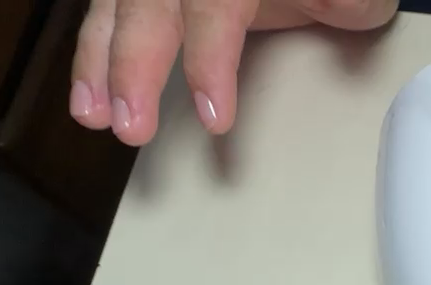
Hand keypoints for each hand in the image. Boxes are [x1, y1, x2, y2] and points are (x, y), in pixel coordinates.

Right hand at [69, 0, 396, 144]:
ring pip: (119, 8)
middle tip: (131, 126)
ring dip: (100, 63)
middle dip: (134, 67)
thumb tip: (333, 3)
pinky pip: (120, 15)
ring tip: (94, 116)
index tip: (213, 114)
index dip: (209, 58)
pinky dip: (103, 53)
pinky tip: (93, 93)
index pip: (212, 6)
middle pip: (150, 6)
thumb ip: (337, 0)